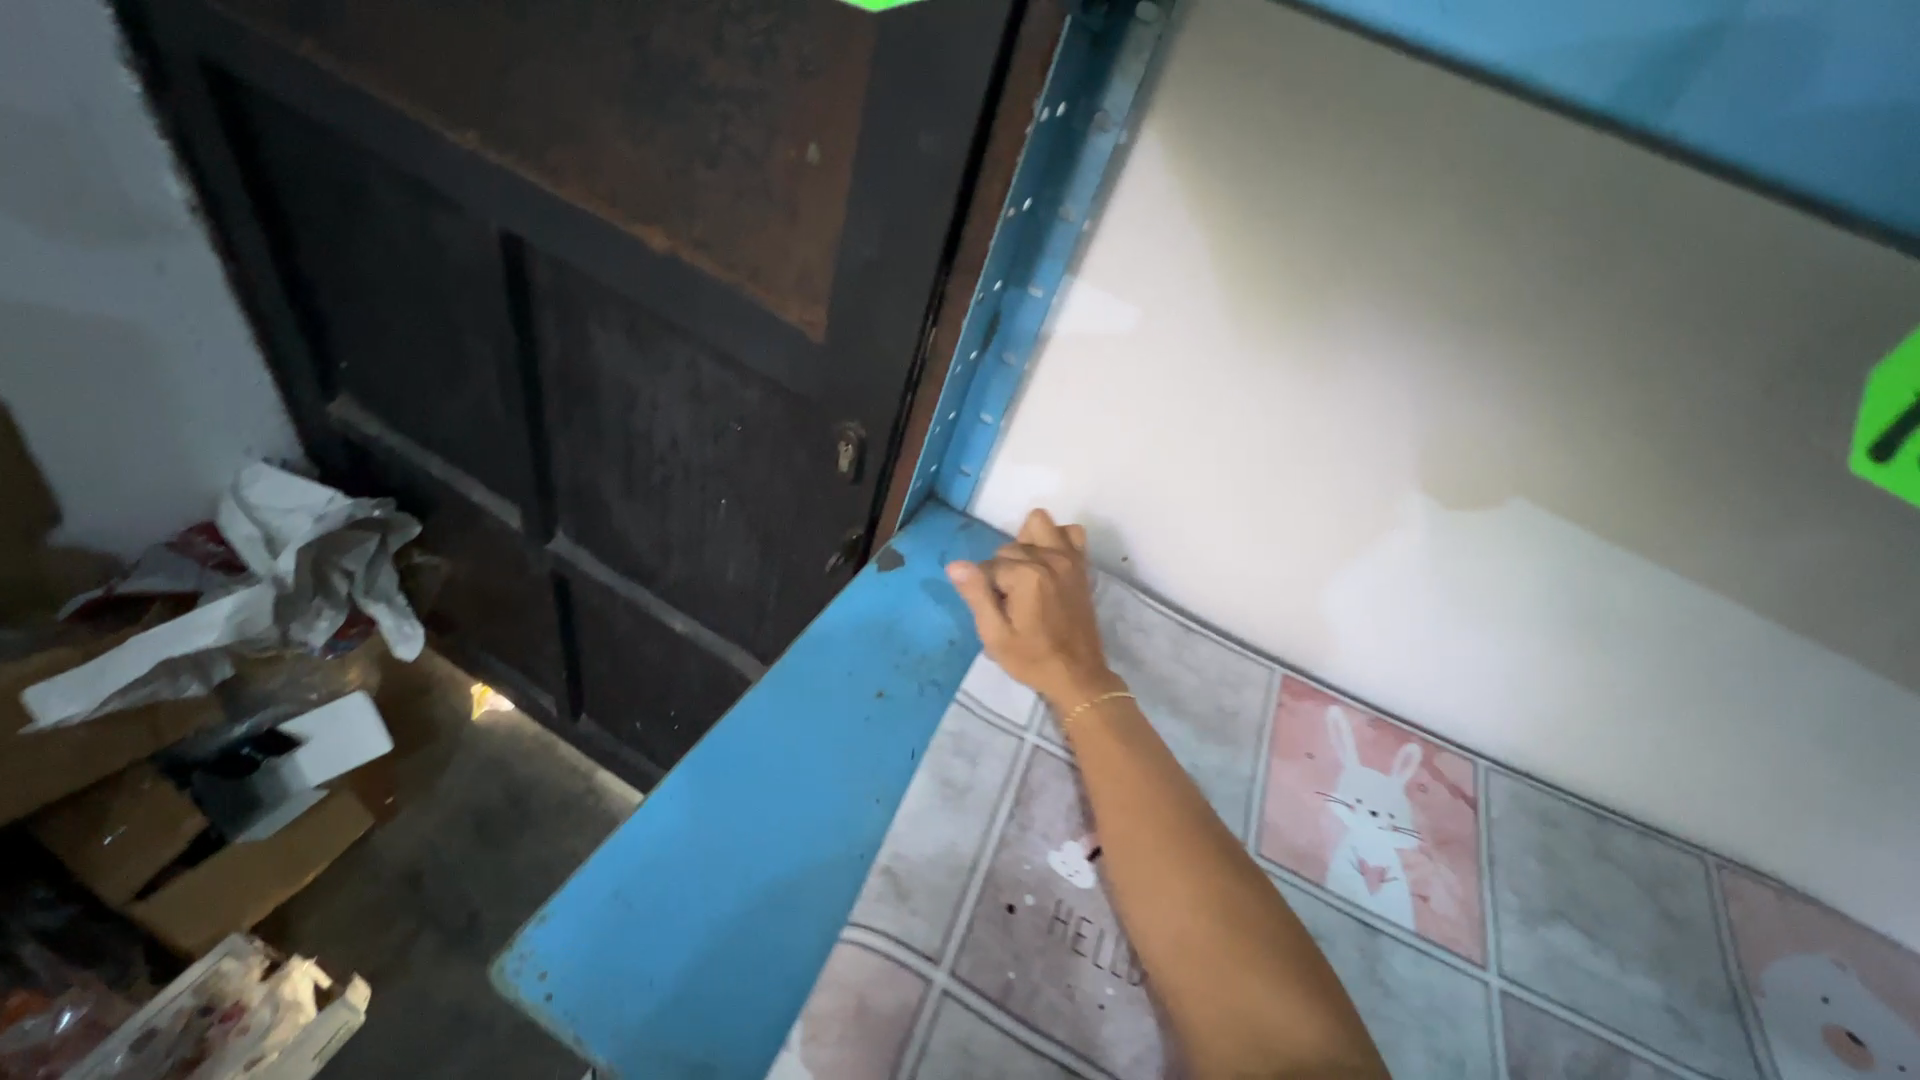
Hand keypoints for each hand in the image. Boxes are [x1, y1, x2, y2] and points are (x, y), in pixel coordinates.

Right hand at [947, 509, 1122, 707]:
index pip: (987, 566)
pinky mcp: (1082, 565)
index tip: (995, 612)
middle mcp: (1050, 558)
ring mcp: (1070, 559)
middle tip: (1009, 603)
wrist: (1077, 675)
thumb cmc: (1031, 659)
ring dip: (1026, 544)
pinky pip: (1071, 533)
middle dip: (1002, 570)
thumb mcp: (995, 635)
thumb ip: (976, 595)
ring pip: (1038, 525)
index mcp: (1027, 576)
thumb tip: (955, 565)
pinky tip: (1048, 565)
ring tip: (1026, 575)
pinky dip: (1056, 541)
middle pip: (1009, 547)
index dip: (984, 589)